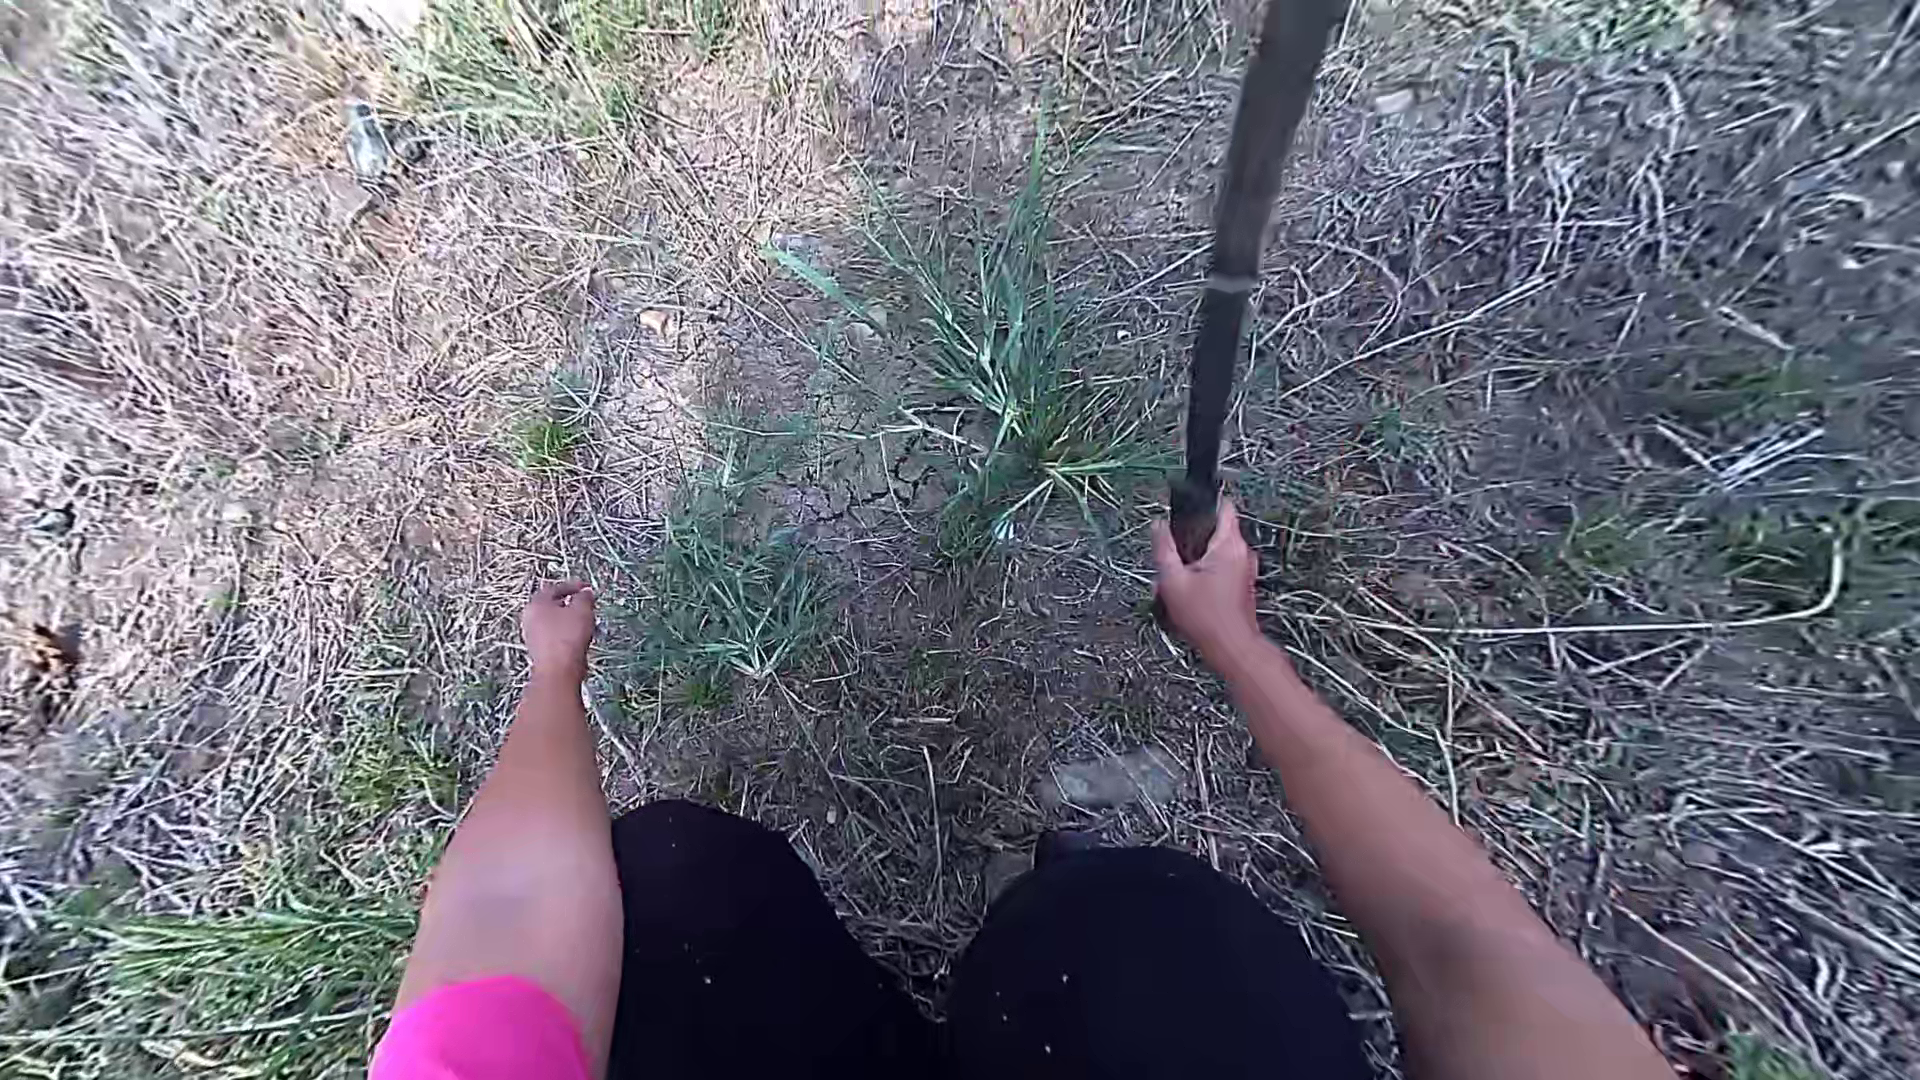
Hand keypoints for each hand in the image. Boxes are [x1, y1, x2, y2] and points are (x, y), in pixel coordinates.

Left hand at [522, 580, 595, 682]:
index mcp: (536, 604)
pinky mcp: (539, 648)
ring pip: (553, 619)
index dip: (572, 586)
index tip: (586, 588)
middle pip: (551, 604)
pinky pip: (554, 633)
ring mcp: (532, 634)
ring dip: (568, 617)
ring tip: (585, 619)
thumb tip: (585, 593)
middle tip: (586, 602)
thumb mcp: (582, 610)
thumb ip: (584, 597)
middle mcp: (530, 618)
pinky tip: (579, 634)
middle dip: (570, 602)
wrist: (559, 668)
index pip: (554, 588)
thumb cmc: (568, 635)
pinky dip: (566, 630)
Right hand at [1151, 497, 1260, 662]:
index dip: (1202, 504)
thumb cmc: (1206, 618)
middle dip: (1191, 540)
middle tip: (1175, 558)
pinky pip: (1220, 565)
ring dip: (1195, 558)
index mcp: (1228, 546)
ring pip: (1215, 549)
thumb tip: (1158, 526)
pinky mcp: (1242, 582)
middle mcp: (1242, 553)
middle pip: (1214, 530)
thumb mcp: (1173, 580)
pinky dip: (1204, 571)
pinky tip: (1191, 590)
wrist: (1230, 648)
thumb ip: (1164, 548)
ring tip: (1180, 578)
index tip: (1185, 510)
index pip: (1223, 506)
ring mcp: (1245, 568)